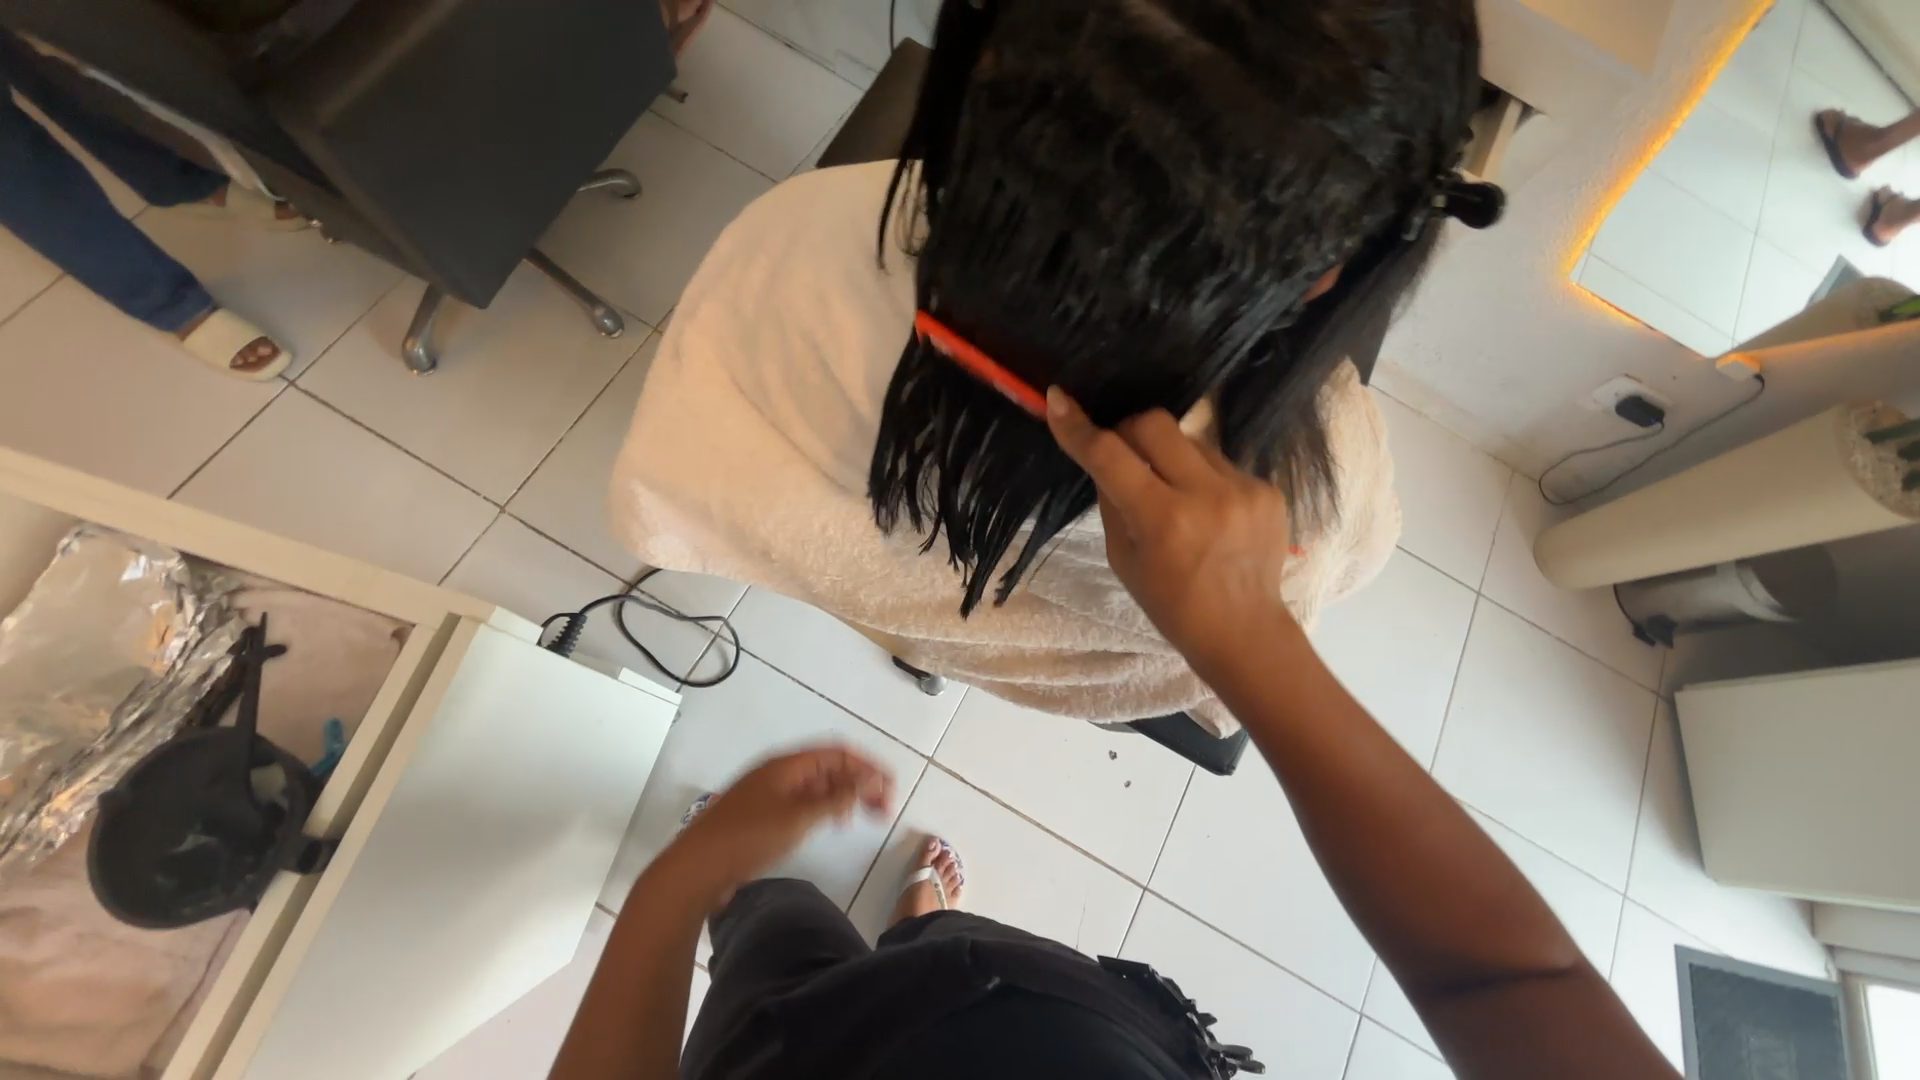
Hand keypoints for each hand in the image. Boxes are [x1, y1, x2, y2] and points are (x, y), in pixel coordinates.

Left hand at [654, 746, 894, 906]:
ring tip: (866, 815)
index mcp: (787, 764)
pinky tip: (835, 823)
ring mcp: (771, 794)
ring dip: (845, 795)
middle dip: (860, 781)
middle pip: (829, 767)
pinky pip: (805, 802)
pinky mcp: (764, 816)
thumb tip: (869, 781)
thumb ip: (837, 798)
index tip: (890, 787)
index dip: (867, 765)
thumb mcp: (799, 817)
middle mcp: (780, 773)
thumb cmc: (748, 838)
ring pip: (818, 786)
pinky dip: (826, 808)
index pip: (837, 752)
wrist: (695, 870)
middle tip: (884, 806)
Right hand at [1045, 387, 1299, 676]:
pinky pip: (1219, 462)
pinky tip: (1206, 512)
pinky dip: (1200, 477)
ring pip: (1189, 439)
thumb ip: (1112, 500)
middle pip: (1154, 423)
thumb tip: (1103, 455)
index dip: (1078, 427)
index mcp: (1164, 520)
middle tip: (1121, 455)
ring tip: (1171, 495)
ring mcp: (1244, 488)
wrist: (1244, 631)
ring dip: (1168, 456)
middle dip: (1127, 431)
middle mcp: (1206, 494)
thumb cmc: (1170, 604)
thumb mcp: (1123, 558)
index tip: (1058, 401)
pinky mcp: (1267, 488)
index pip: (1110, 456)